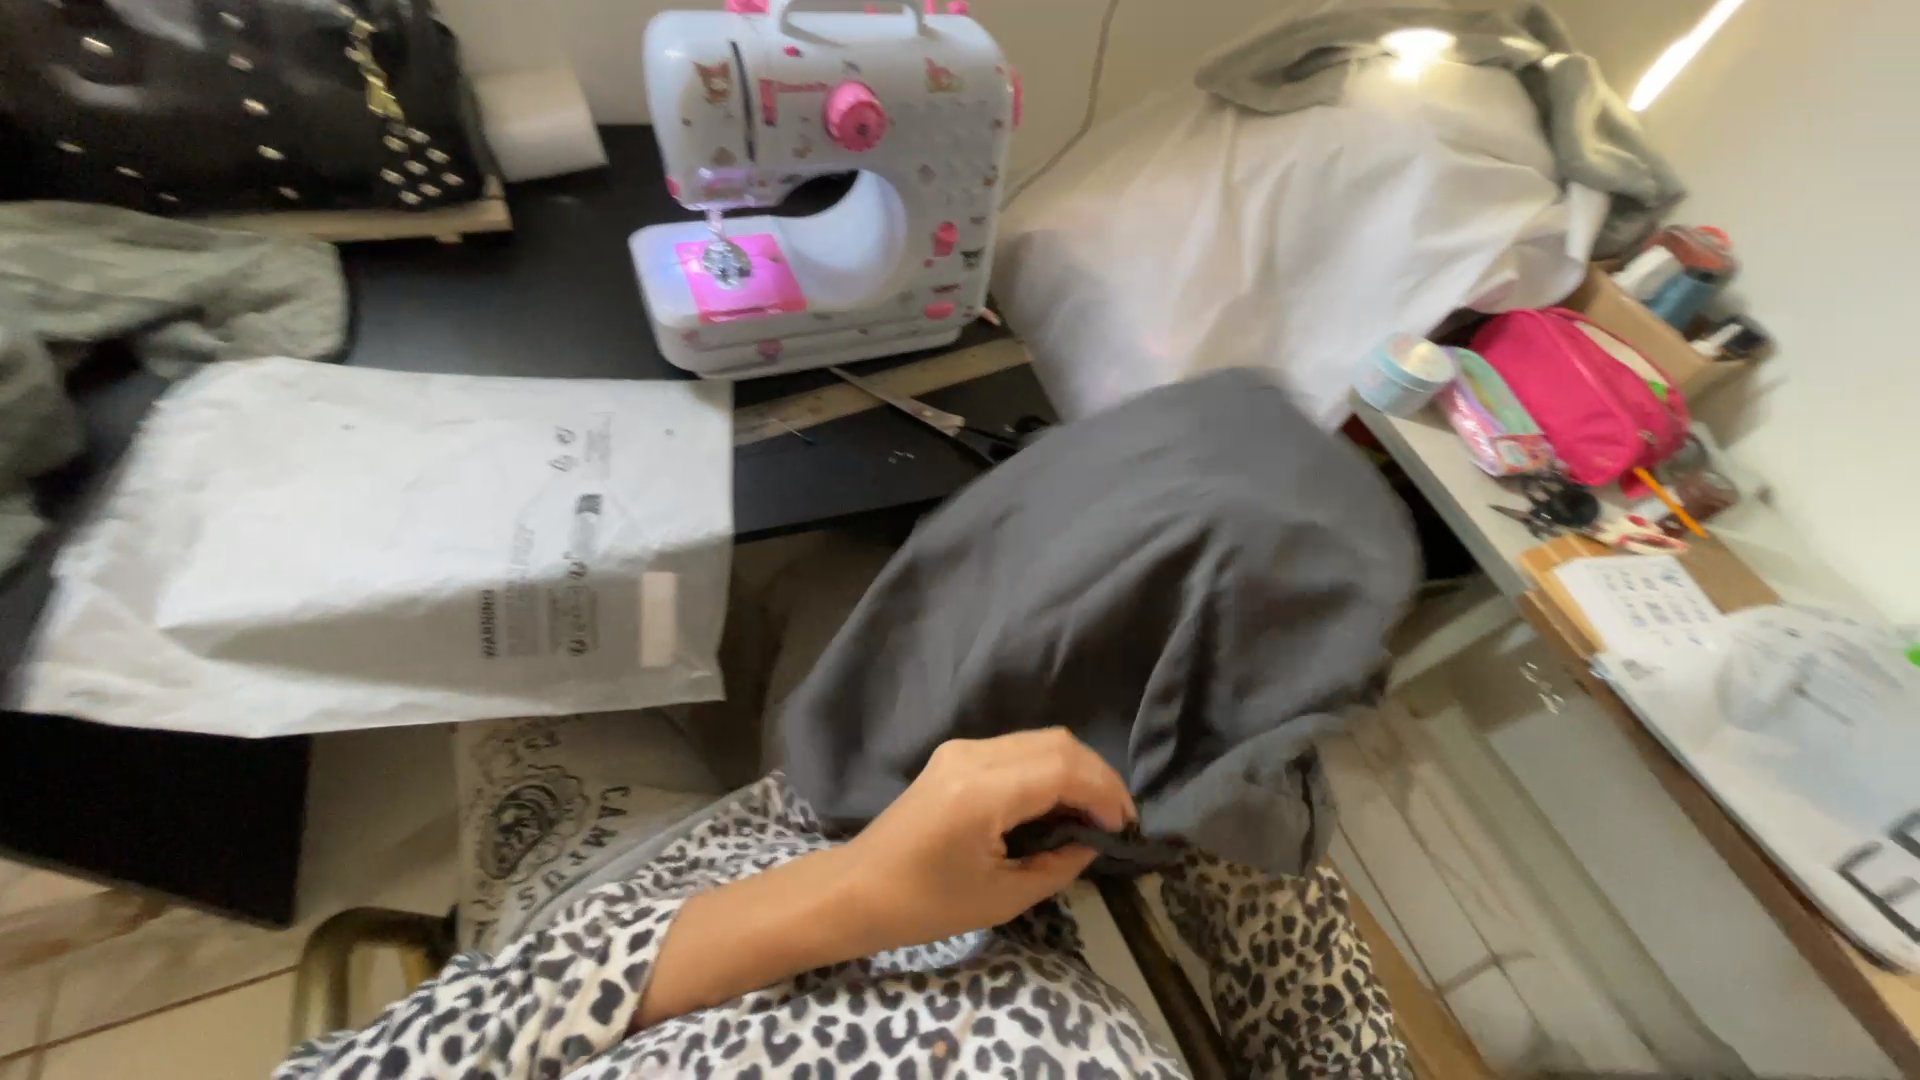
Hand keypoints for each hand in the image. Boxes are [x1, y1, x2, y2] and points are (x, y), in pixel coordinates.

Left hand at [836, 728, 1137, 951]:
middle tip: (1117, 818)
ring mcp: (961, 748)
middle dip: (1097, 776)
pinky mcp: (956, 753)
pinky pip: (1017, 747)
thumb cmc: (926, 905)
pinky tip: (1058, 800)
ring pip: (1039, 739)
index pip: (1062, 769)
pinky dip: (1049, 766)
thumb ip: (1058, 864)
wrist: (859, 888)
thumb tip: (1094, 840)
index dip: (1103, 792)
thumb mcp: (1003, 897)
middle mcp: (973, 755)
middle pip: (1057, 742)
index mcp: (981, 792)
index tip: (1123, 827)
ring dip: (1075, 768)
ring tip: (1094, 811)